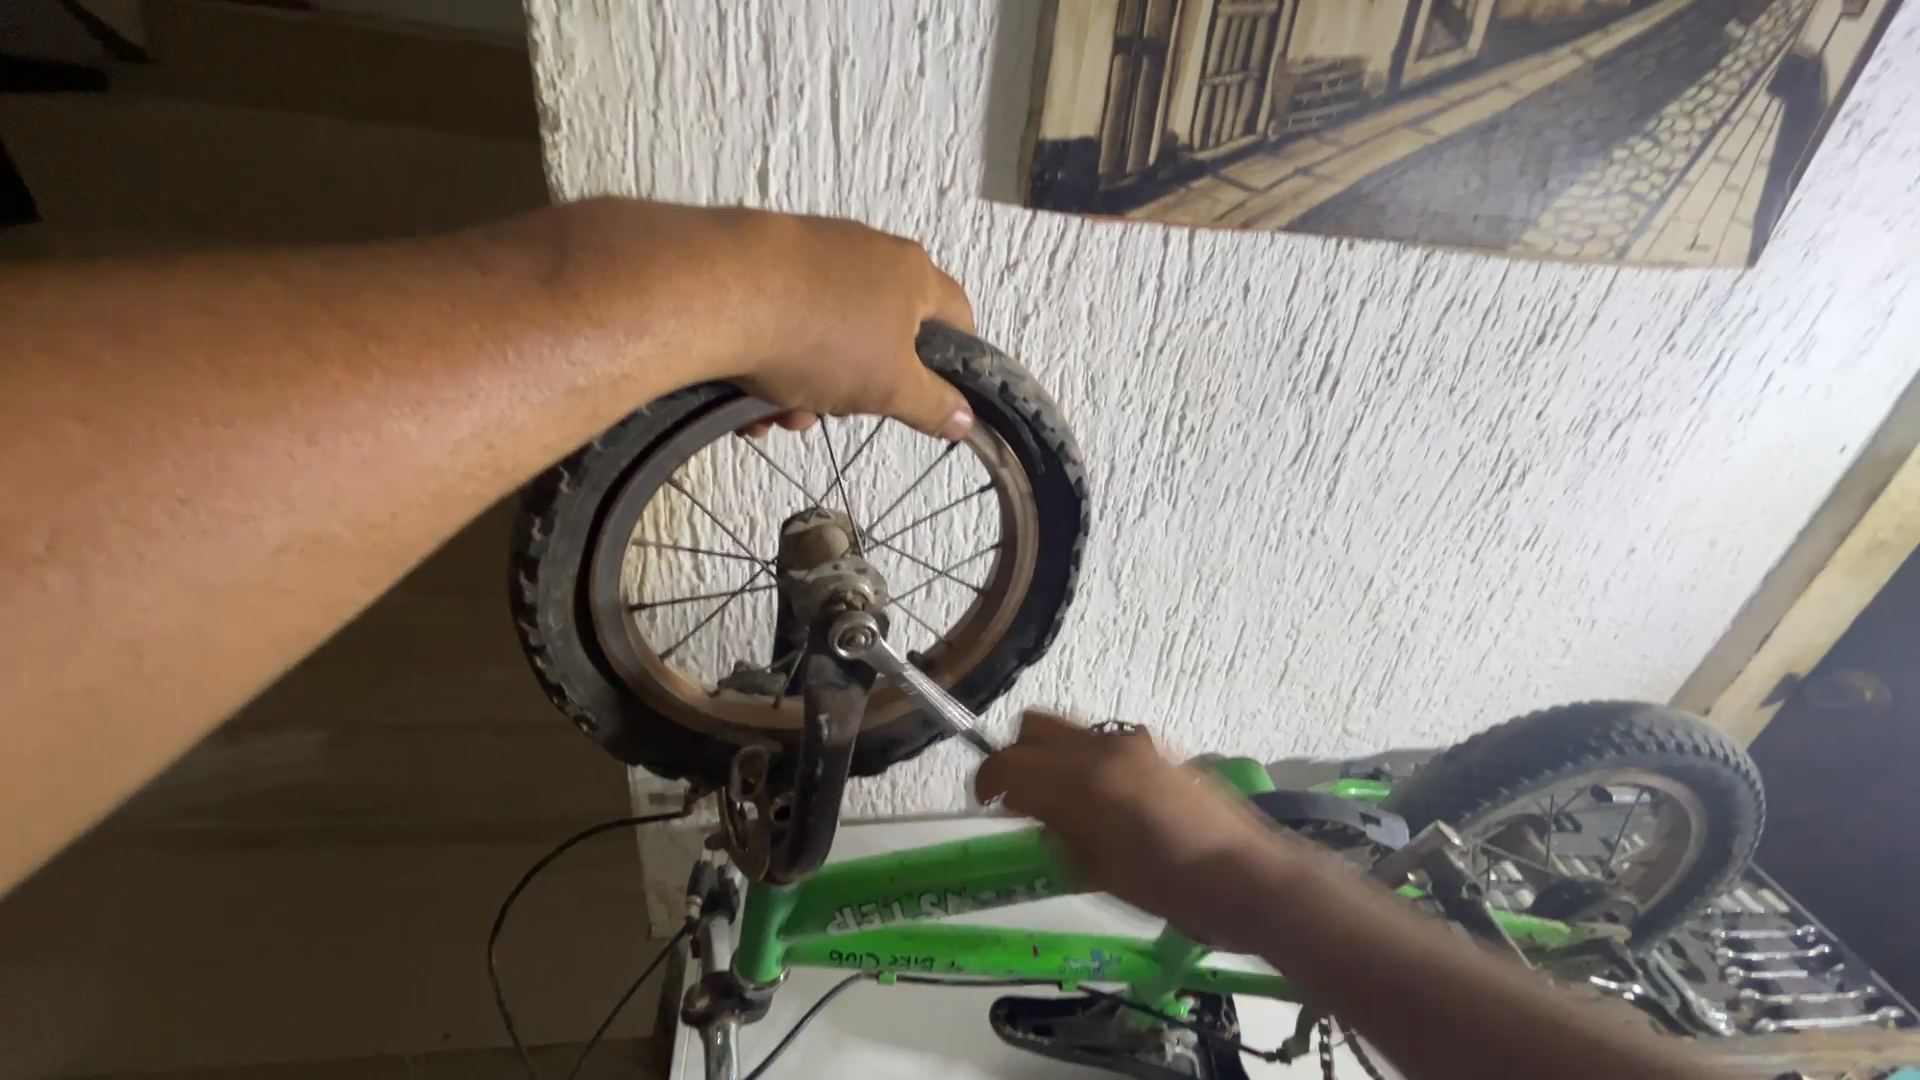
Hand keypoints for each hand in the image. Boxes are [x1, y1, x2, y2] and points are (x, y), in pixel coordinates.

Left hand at [559, 199, 976, 440]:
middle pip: (882, 334)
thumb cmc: (818, 335)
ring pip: (827, 337)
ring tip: (779, 412)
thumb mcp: (889, 387)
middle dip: (858, 385)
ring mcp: (813, 253)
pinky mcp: (762, 262)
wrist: (714, 293)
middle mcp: (867, 252)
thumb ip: (933, 405)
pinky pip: (783, 322)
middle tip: (837, 411)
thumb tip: (966, 420)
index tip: (941, 392)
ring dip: (809, 385)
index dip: (957, 359)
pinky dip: (773, 363)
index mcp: (912, 274)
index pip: (958, 315)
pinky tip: (749, 394)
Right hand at [976, 711, 1294, 939]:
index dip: (986, 781)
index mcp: (1083, 781)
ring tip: (1062, 799)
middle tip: (1019, 797)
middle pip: (1033, 726)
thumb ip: (1058, 831)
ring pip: (1068, 728)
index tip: (983, 803)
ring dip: (1050, 754)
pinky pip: (1101, 740)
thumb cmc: (1169, 888)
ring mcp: (1132, 742)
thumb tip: (1033, 812)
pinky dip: (1084, 759)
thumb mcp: (1099, 870)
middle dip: (1015, 756)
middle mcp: (1102, 748)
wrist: (1247, 876)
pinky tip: (1103, 799)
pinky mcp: (1155, 747)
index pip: (1010, 763)